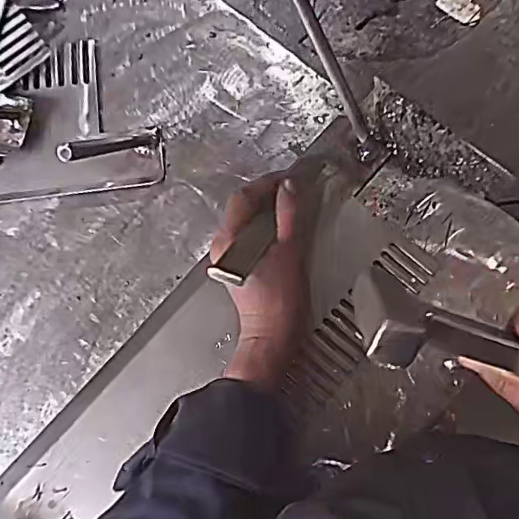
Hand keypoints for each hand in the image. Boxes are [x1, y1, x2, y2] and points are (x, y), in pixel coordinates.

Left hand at [211, 173, 311, 388]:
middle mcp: (224, 247)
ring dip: (269, 211)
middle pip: (243, 207)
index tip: (289, 180)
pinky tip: (285, 231)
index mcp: (231, 241)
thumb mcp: (292, 252)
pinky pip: (250, 237)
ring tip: (293, 208)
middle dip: (269, 195)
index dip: (268, 183)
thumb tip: (290, 188)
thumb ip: (290, 215)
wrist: (273, 338)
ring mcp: (229, 258)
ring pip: (247, 222)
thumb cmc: (279, 305)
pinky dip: (267, 228)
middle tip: (294, 191)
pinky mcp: (239, 268)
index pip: (245, 196)